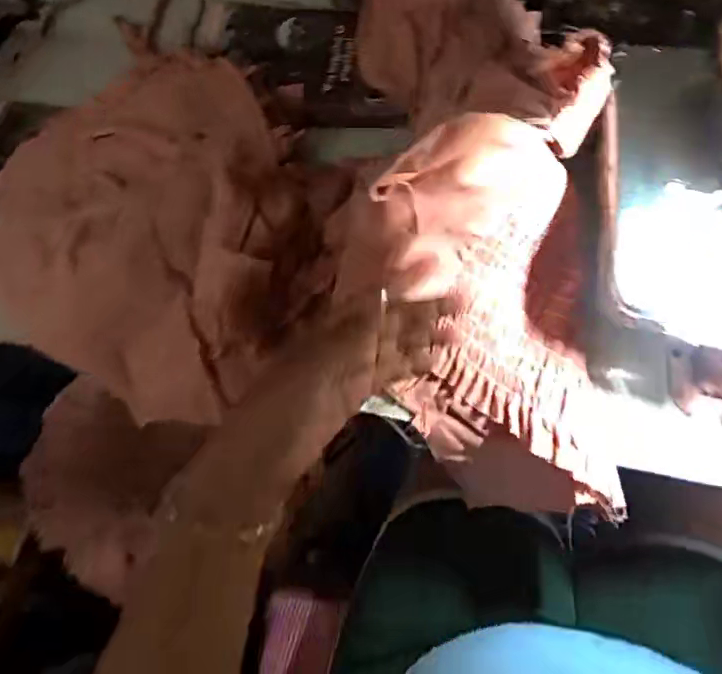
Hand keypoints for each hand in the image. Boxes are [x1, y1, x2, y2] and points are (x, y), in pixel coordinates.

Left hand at [267, 189, 445, 430]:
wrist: (259, 458)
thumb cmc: (283, 405)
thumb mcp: (318, 361)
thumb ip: (355, 330)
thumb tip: (384, 295)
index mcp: (332, 325)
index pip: (376, 293)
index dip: (404, 278)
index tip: (433, 262)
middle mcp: (345, 339)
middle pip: (392, 319)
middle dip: (425, 308)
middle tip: (462, 299)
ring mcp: (351, 368)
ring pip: (396, 346)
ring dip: (425, 337)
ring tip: (457, 332)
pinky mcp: (355, 394)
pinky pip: (389, 373)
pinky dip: (411, 366)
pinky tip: (433, 362)